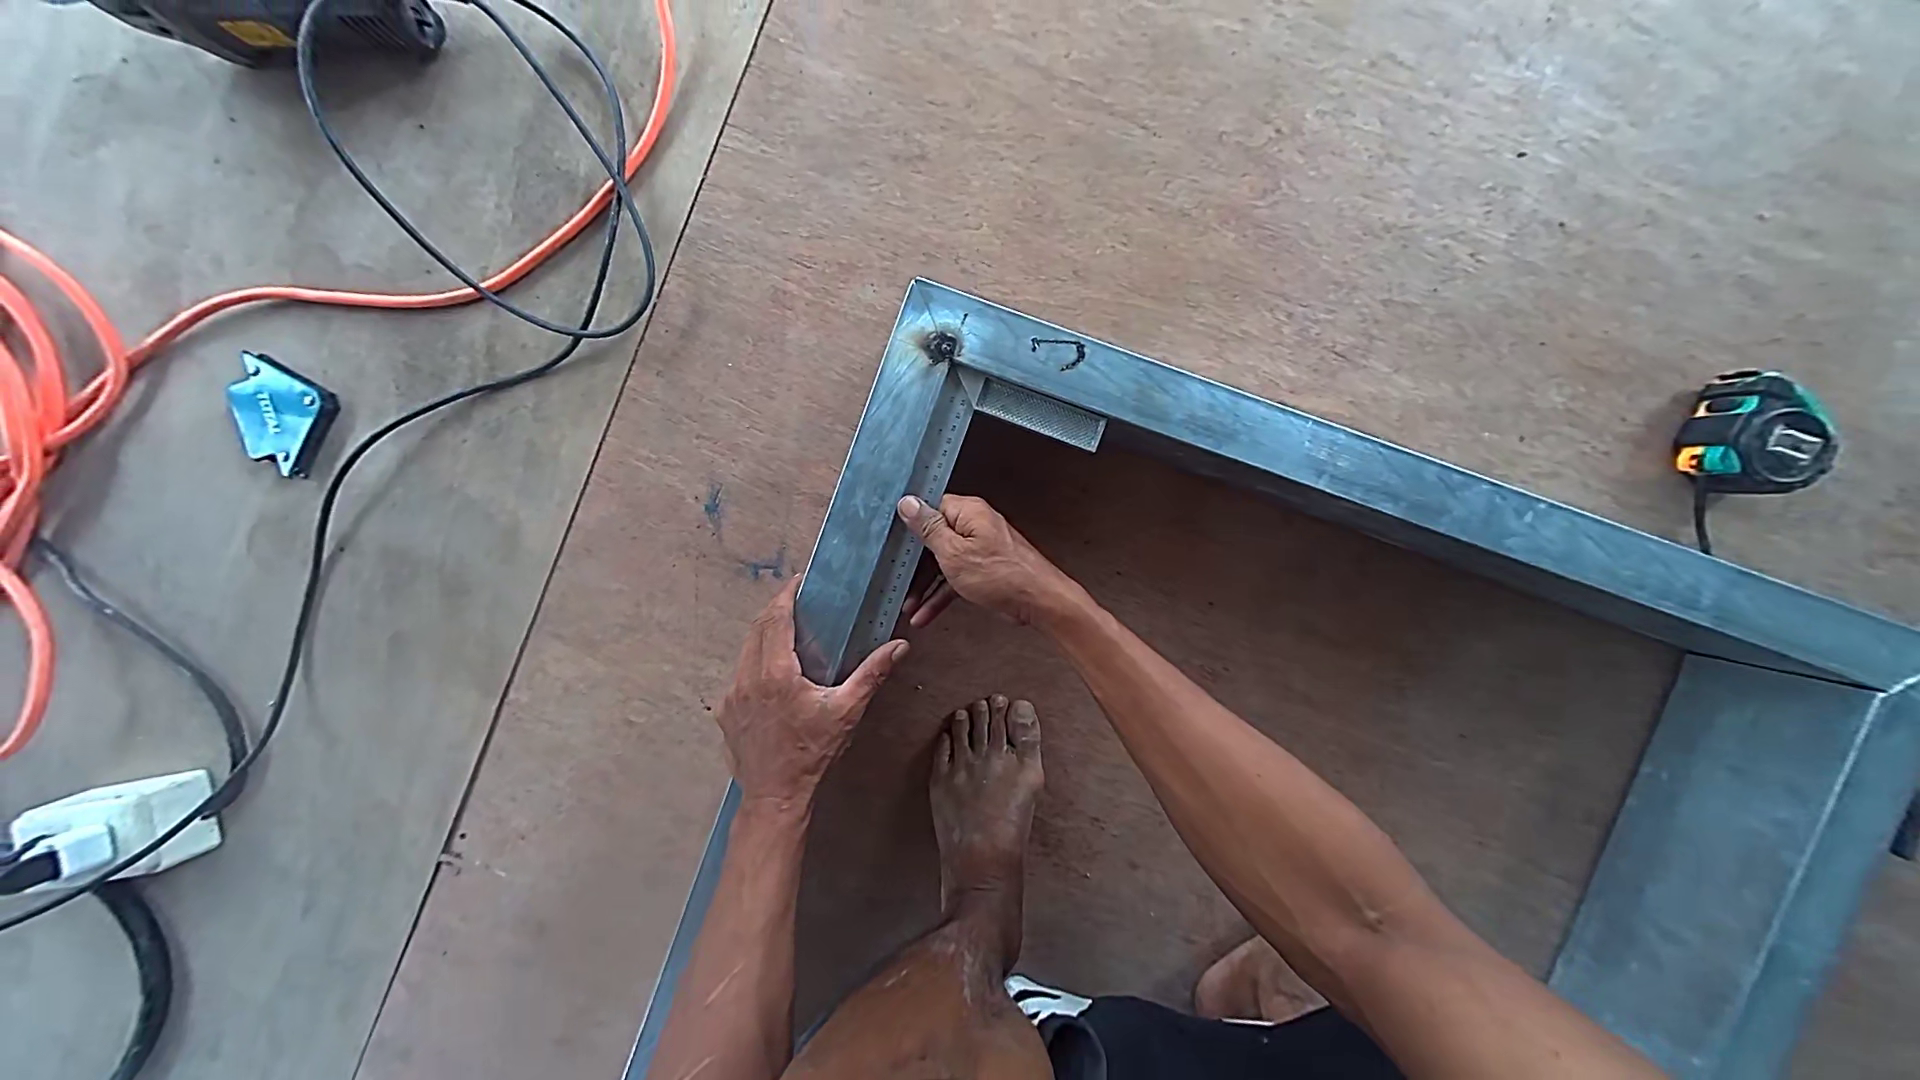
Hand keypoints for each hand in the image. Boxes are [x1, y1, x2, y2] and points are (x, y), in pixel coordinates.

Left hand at [717, 578, 909, 808]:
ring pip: (745, 649)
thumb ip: (872, 674)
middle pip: (757, 628)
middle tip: (794, 600)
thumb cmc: (812, 753)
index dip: (785, 596)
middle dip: (774, 609)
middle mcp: (748, 678)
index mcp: (776, 673)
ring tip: (784, 628)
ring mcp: (733, 695)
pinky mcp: (726, 711)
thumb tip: (898, 646)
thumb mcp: (847, 711)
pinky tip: (771, 669)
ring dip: (762, 633)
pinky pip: (739, 674)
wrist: (777, 795)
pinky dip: (754, 661)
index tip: (797, 583)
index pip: (776, 620)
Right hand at [895, 494, 1081, 627]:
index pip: (930, 509)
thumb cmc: (1004, 576)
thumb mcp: (953, 553)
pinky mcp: (986, 569)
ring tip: (910, 605)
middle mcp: (976, 525)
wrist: (1039, 602)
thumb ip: (929, 528)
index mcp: (968, 512)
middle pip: (935, 539)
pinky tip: (926, 613)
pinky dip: (942, 594)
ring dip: (926, 586)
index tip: (895, 542)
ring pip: (944, 563)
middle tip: (899, 579)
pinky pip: (957, 578)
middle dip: (916, 565)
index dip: (912, 526)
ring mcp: (981, 548)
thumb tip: (909, 504)